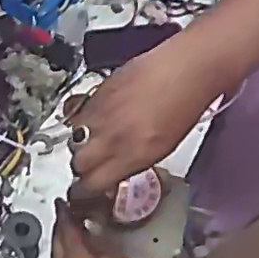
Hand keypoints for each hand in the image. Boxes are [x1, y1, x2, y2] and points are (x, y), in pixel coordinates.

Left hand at [51, 199, 155, 257]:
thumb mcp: (113, 253)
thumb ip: (96, 237)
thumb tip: (88, 225)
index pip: (66, 232)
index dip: (65, 215)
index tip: (63, 203)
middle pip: (56, 243)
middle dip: (60, 226)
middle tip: (66, 212)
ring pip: (57, 255)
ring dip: (62, 240)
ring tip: (69, 226)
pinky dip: (65, 253)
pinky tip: (74, 248)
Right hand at [68, 43, 225, 199]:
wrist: (185, 69)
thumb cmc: (183, 107)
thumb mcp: (161, 149)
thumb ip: (131, 162)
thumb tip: (112, 172)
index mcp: (131, 156)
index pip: (91, 184)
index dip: (87, 188)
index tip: (90, 187)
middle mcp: (111, 138)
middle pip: (78, 163)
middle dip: (83, 166)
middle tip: (94, 162)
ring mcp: (99, 115)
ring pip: (73, 138)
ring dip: (81, 141)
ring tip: (96, 136)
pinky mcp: (94, 94)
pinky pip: (75, 111)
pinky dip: (80, 116)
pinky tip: (93, 115)